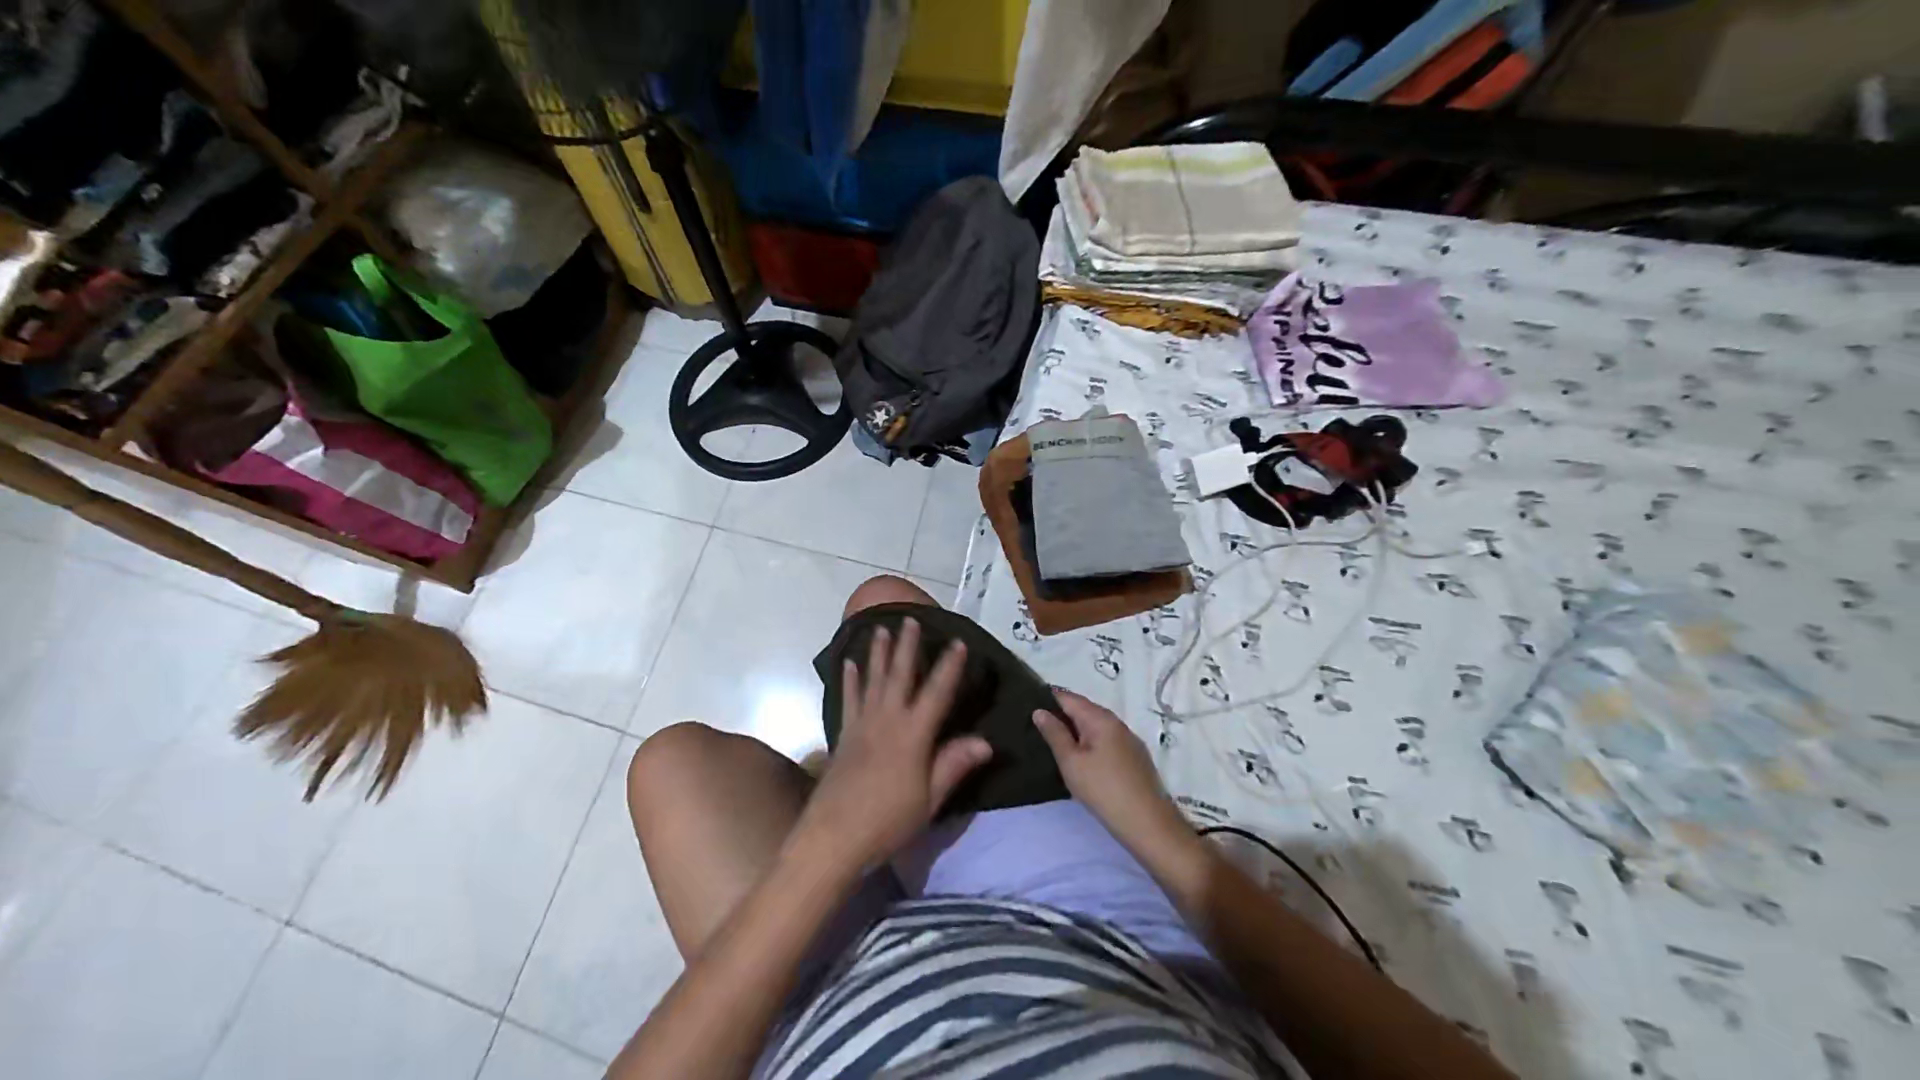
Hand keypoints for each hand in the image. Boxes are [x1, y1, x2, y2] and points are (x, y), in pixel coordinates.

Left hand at [796, 619, 992, 872]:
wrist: (833, 838)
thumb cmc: (888, 822)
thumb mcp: (929, 800)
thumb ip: (953, 765)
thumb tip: (986, 741)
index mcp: (913, 735)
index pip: (937, 693)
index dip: (949, 667)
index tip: (958, 642)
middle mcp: (887, 721)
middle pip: (899, 676)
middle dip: (906, 646)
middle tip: (909, 619)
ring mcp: (861, 725)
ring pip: (872, 680)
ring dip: (877, 653)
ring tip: (879, 628)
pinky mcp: (843, 735)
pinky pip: (848, 699)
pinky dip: (849, 679)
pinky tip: (849, 663)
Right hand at [1033, 691, 1197, 865]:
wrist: (1147, 822)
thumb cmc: (1103, 789)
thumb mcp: (1071, 762)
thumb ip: (1054, 734)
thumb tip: (1039, 710)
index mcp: (1101, 718)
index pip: (1069, 697)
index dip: (1048, 699)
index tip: (1028, 706)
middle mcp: (1117, 723)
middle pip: (1084, 710)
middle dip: (1061, 715)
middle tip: (1036, 727)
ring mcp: (1129, 740)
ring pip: (1096, 727)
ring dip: (1076, 730)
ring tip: (1054, 742)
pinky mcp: (1134, 758)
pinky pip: (1106, 740)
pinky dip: (1090, 743)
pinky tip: (1081, 758)